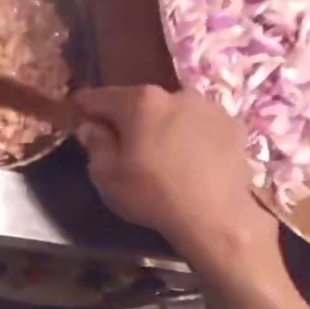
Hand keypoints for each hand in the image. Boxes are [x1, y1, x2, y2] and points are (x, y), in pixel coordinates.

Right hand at [73, 85, 280, 280]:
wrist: (214, 215)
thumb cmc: (151, 194)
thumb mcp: (106, 176)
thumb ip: (95, 145)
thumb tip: (91, 126)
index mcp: (141, 103)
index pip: (103, 96)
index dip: (86, 105)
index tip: (77, 110)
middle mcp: (176, 94)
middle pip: (141, 102)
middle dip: (128, 118)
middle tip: (121, 142)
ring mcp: (209, 107)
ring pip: (173, 112)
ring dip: (161, 127)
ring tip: (159, 153)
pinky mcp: (232, 125)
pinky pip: (199, 127)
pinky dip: (189, 138)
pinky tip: (188, 161)